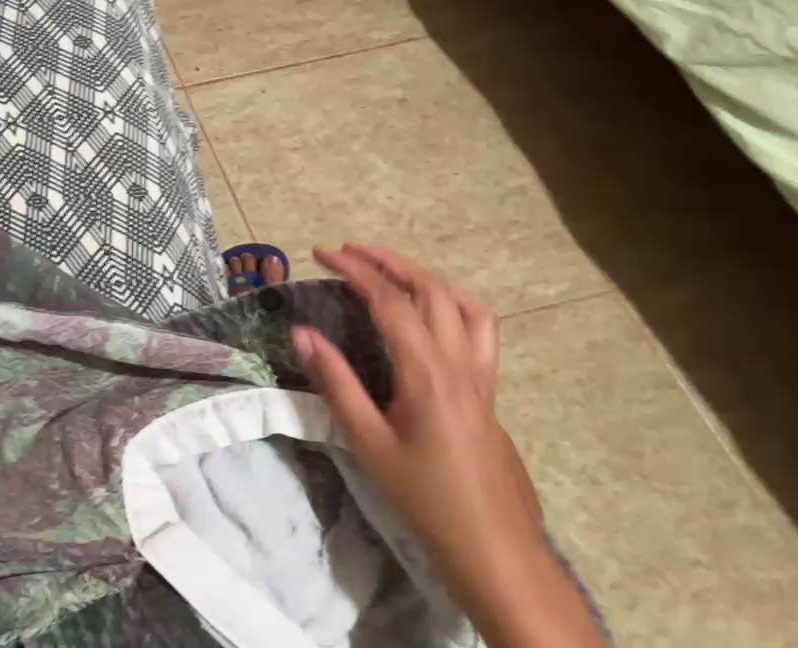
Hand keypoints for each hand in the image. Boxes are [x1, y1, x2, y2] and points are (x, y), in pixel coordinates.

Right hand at [297, 244, 603, 647]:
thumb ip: (336, 382)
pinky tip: (431, 314)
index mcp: (428, 373)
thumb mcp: (367, 442)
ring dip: (424, 276)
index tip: (323, 253)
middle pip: (431, 290)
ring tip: (390, 269)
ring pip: (463, 304)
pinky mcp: (489, 391)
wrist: (494, 547)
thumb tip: (303, 332)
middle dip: (389, 261)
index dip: (356, 269)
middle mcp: (461, 364)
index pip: (391, 301)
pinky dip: (452, 303)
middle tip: (349, 250)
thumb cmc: (424, 498)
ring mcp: (482, 376)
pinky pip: (479, 328)